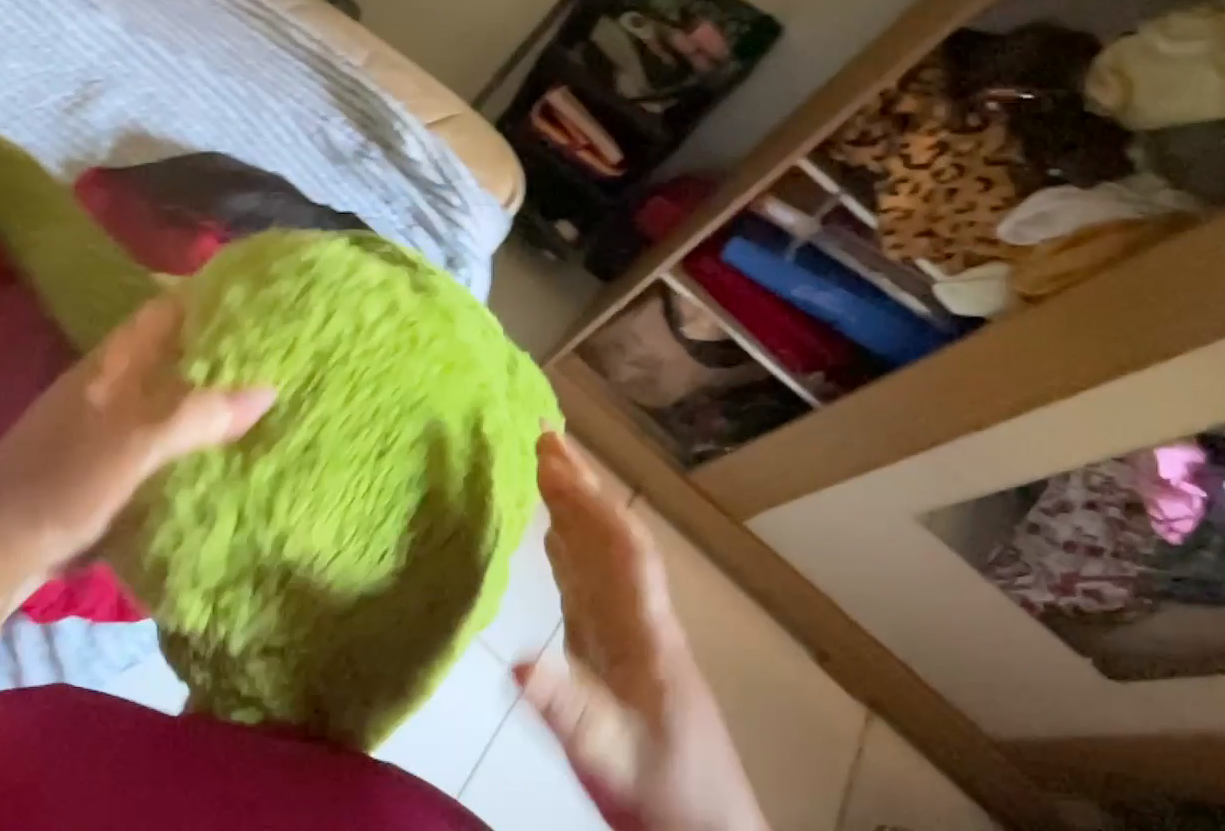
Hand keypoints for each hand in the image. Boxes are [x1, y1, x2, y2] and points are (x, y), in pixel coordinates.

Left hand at [0, 295, 274, 573]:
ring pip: (159, 406)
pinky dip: (183, 450)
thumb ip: (196, 415)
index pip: (161, 314)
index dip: (203, 299)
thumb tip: (267, 389)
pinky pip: (152, 451)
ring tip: (259, 410)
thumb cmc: (59, 482)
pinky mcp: (95, 477)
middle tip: (274, 360)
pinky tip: (214, 466)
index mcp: (108, 368)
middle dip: (213, 356)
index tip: (256, 299)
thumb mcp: (134, 443)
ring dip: (200, 405)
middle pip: (165, 359)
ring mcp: (96, 436)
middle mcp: (103, 392)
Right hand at [516, 433, 768, 830]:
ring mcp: (627, 632)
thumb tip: (519, 660)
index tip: (552, 456)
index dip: (588, 501)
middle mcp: (638, 618)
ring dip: (573, 505)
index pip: (622, 550)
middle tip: (542, 433)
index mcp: (645, 632)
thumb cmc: (665, 793)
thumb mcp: (613, 759)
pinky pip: (587, 580)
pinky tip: (549, 534)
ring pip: (599, 553)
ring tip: (542, 465)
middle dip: (579, 484)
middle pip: (609, 537)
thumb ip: (570, 710)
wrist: (705, 830)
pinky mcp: (613, 649)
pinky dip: (567, 545)